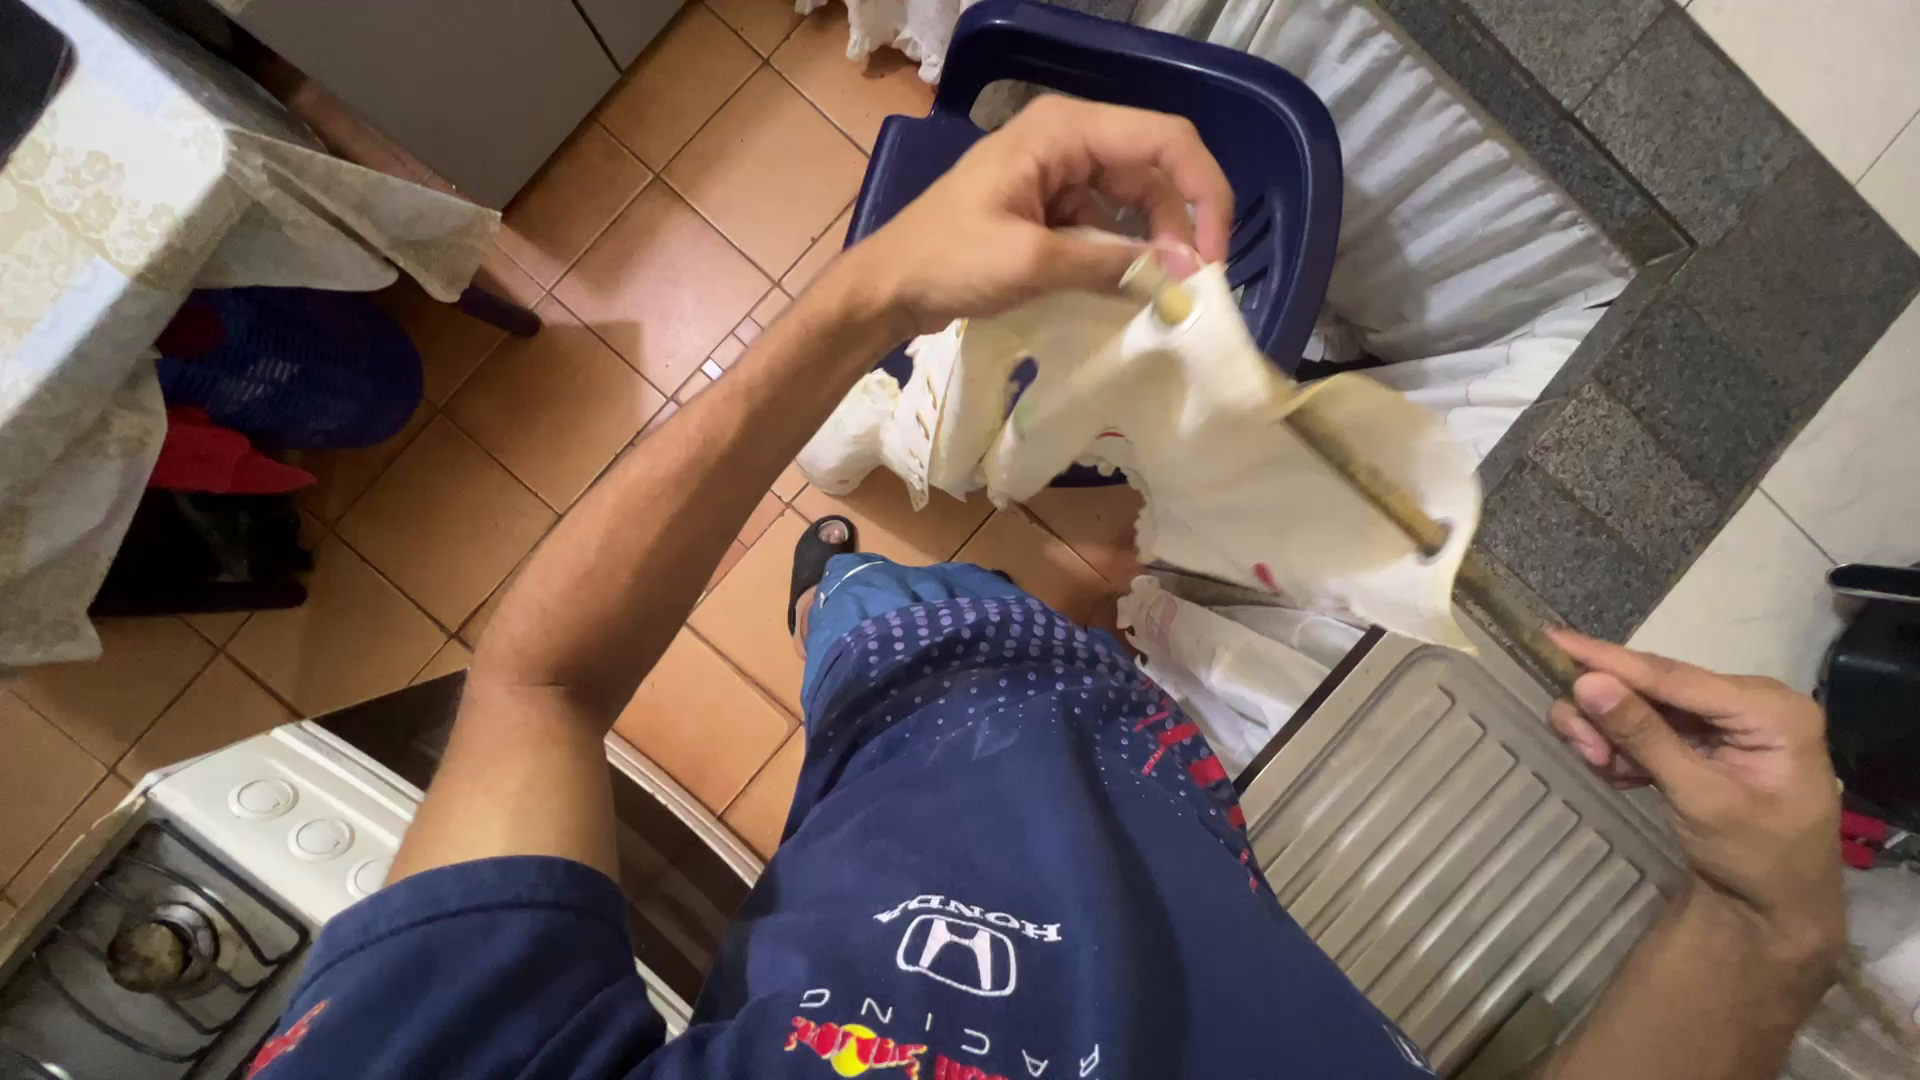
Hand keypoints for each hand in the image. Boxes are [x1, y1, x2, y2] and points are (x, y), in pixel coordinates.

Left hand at [837, 96, 1233, 336]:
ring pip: (1128, 202)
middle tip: (1188, 289)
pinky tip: (1126, 289)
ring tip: (1160, 295)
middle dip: (1177, 227)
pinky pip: (1100, 226)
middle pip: (1152, 172)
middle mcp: (1067, 141)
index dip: (1203, 193)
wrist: (890, 286)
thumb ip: (1108, 264)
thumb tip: (1175, 277)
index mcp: (1065, 130)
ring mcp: (1055, 176)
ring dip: (1150, 246)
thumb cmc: (949, 261)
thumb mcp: (1033, 262)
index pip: (1165, 140)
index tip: (1214, 255)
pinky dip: (1118, 256)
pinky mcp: (1045, 210)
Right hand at [1544, 630, 1844, 963]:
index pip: (1670, 676)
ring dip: (1606, 734)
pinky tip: (1624, 774)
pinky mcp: (1693, 732)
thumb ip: (1643, 736)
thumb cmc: (1757, 855)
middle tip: (1585, 750)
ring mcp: (1717, 716)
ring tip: (1606, 768)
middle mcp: (1743, 701)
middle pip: (1644, 685)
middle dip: (1603, 714)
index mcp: (1769, 710)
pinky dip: (1616, 747)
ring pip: (1629, 703)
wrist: (1772, 904)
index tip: (1551, 638)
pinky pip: (1632, 722)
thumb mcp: (1700, 798)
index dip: (1606, 659)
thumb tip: (1586, 682)